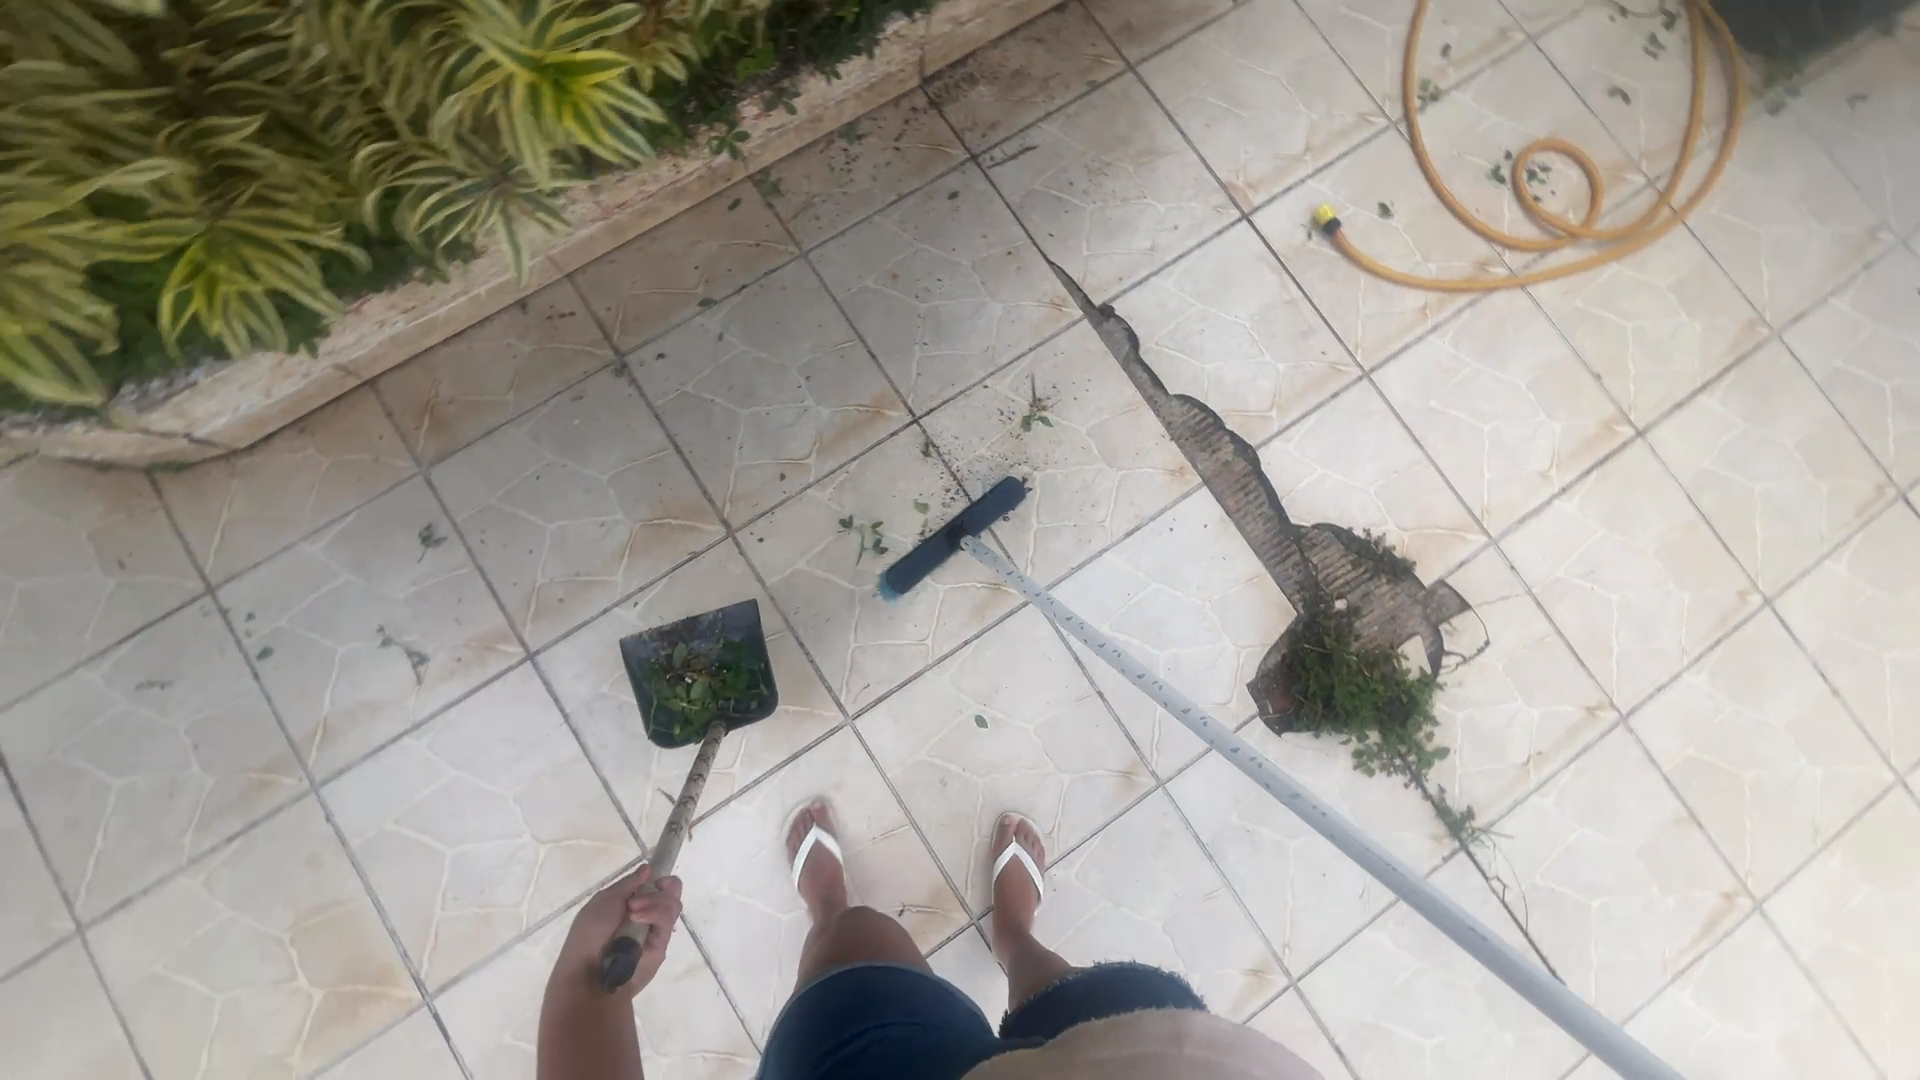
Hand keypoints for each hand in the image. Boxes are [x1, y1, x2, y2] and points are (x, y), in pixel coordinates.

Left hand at [550, 863, 682, 999]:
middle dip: (664, 886)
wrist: (588, 973)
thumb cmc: (589, 935)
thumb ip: (628, 883)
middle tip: (648, 893)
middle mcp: (647, 914)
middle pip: (672, 891)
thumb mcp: (604, 900)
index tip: (655, 878)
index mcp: (631, 902)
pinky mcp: (662, 944)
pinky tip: (639, 919)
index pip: (656, 884)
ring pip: (673, 903)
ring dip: (655, 901)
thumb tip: (647, 868)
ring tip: (634, 912)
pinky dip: (656, 914)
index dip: (660, 878)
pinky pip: (669, 920)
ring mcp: (655, 929)